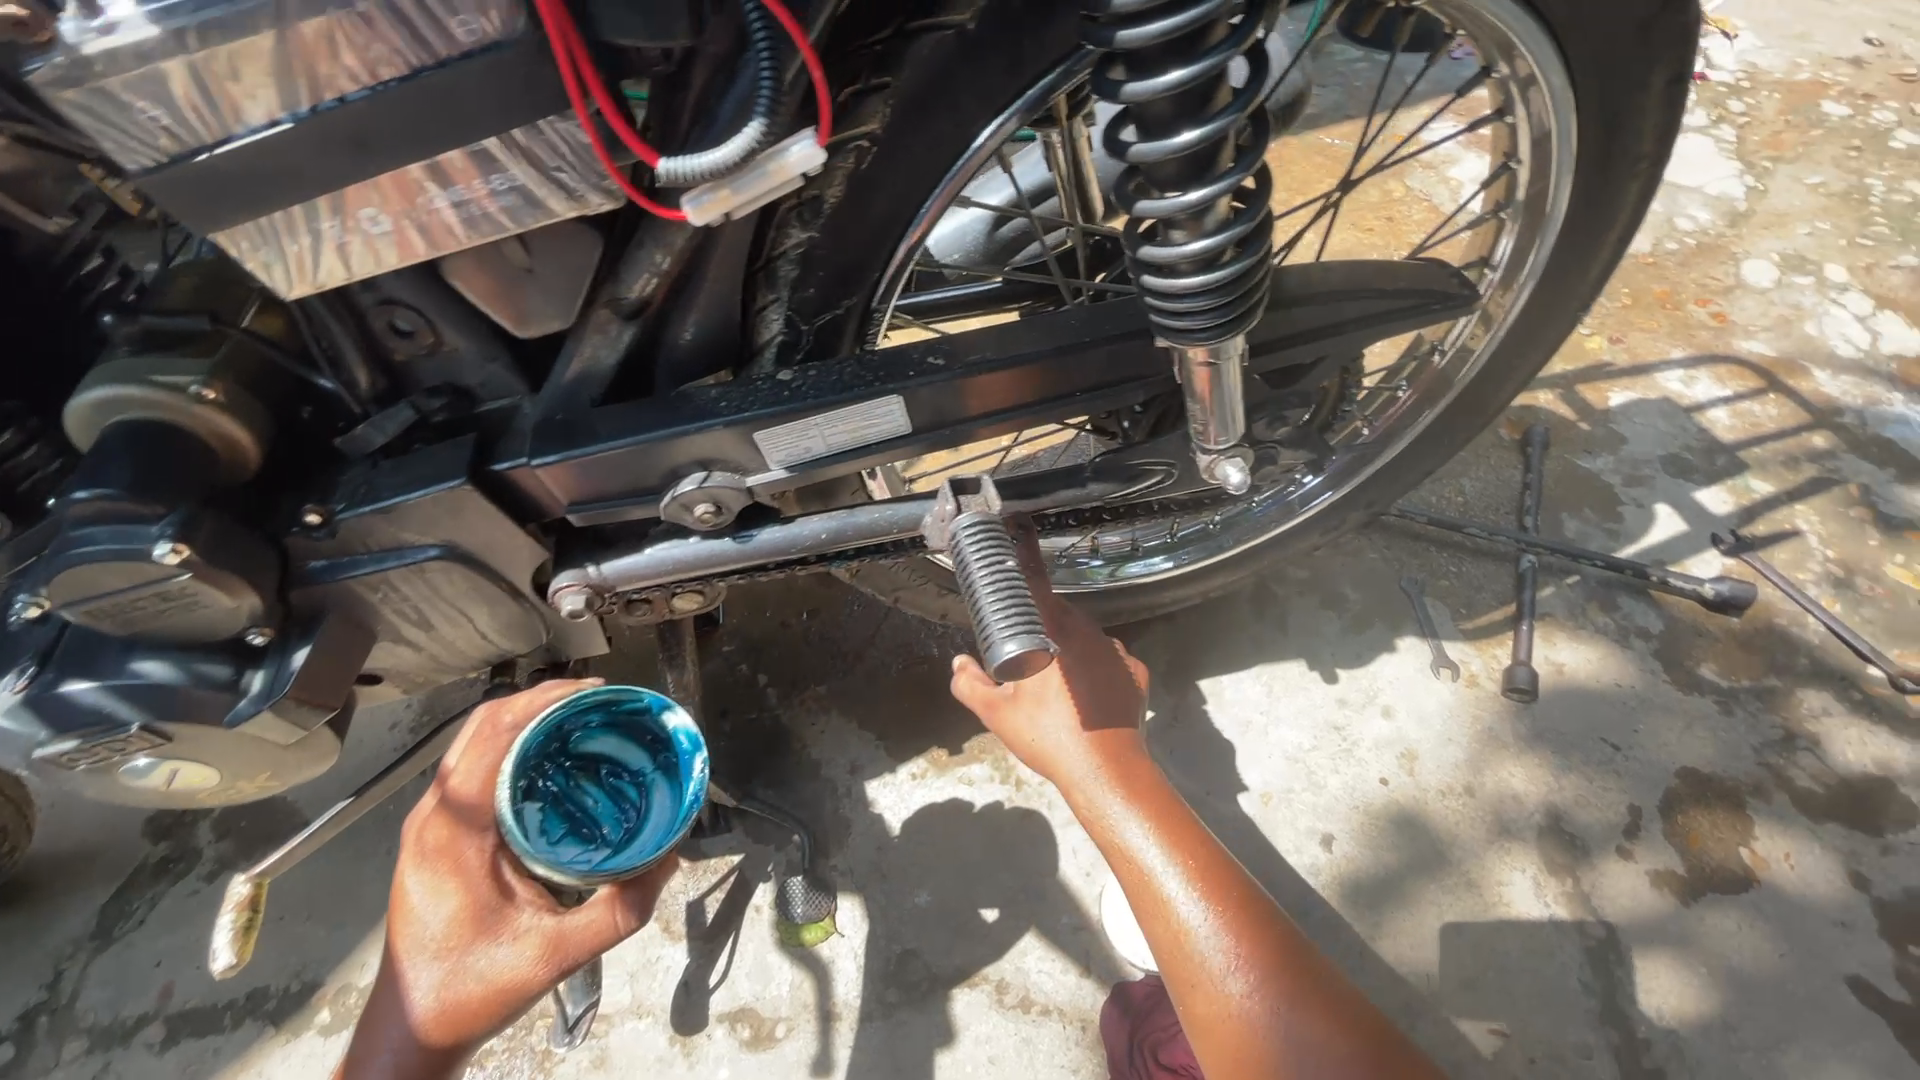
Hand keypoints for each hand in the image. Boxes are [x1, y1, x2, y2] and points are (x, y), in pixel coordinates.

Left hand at [341, 679, 676, 1076]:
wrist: (411, 1029)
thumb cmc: (472, 989)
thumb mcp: (554, 955)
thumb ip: (620, 911)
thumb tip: (671, 857)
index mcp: (453, 830)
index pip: (494, 734)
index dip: (544, 700)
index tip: (595, 691)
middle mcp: (434, 814)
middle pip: (482, 725)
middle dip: (540, 698)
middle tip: (597, 698)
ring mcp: (429, 822)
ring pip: (474, 742)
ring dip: (525, 717)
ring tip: (581, 716)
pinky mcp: (436, 833)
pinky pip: (473, 766)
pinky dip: (512, 744)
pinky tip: (552, 757)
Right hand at [949, 519, 1151, 795]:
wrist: (1106, 772)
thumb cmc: (1048, 736)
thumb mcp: (996, 714)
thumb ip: (970, 684)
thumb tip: (958, 663)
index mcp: (1053, 631)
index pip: (1036, 584)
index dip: (1025, 559)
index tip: (1018, 536)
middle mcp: (1090, 632)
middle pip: (1061, 613)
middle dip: (1043, 623)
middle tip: (1025, 650)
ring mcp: (1117, 652)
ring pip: (1087, 637)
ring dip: (1070, 646)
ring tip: (1057, 681)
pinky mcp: (1135, 674)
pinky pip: (1111, 660)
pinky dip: (1097, 668)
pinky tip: (1088, 694)